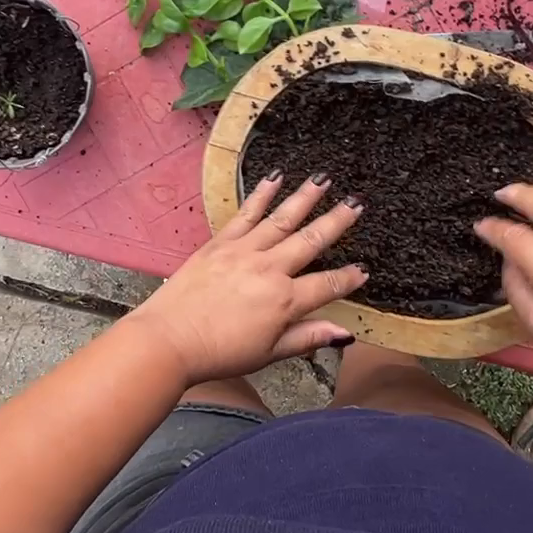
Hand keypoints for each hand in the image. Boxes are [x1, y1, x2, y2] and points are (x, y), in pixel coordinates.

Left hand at [127, 172, 367, 384]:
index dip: (348, 278)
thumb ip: (307, 338)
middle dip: (337, 222)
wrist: (169, 340)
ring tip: (323, 179)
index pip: (327, 285)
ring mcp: (244, 252)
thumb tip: (345, 334)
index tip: (364, 269)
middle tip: (356, 203)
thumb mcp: (269, 354)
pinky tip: (274, 178)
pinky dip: (261, 195)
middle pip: (311, 241)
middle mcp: (269, 270)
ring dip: (305, 197)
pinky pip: (246, 214)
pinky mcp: (220, 244)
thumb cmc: (218, 353)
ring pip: (282, 220)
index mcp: (284, 301)